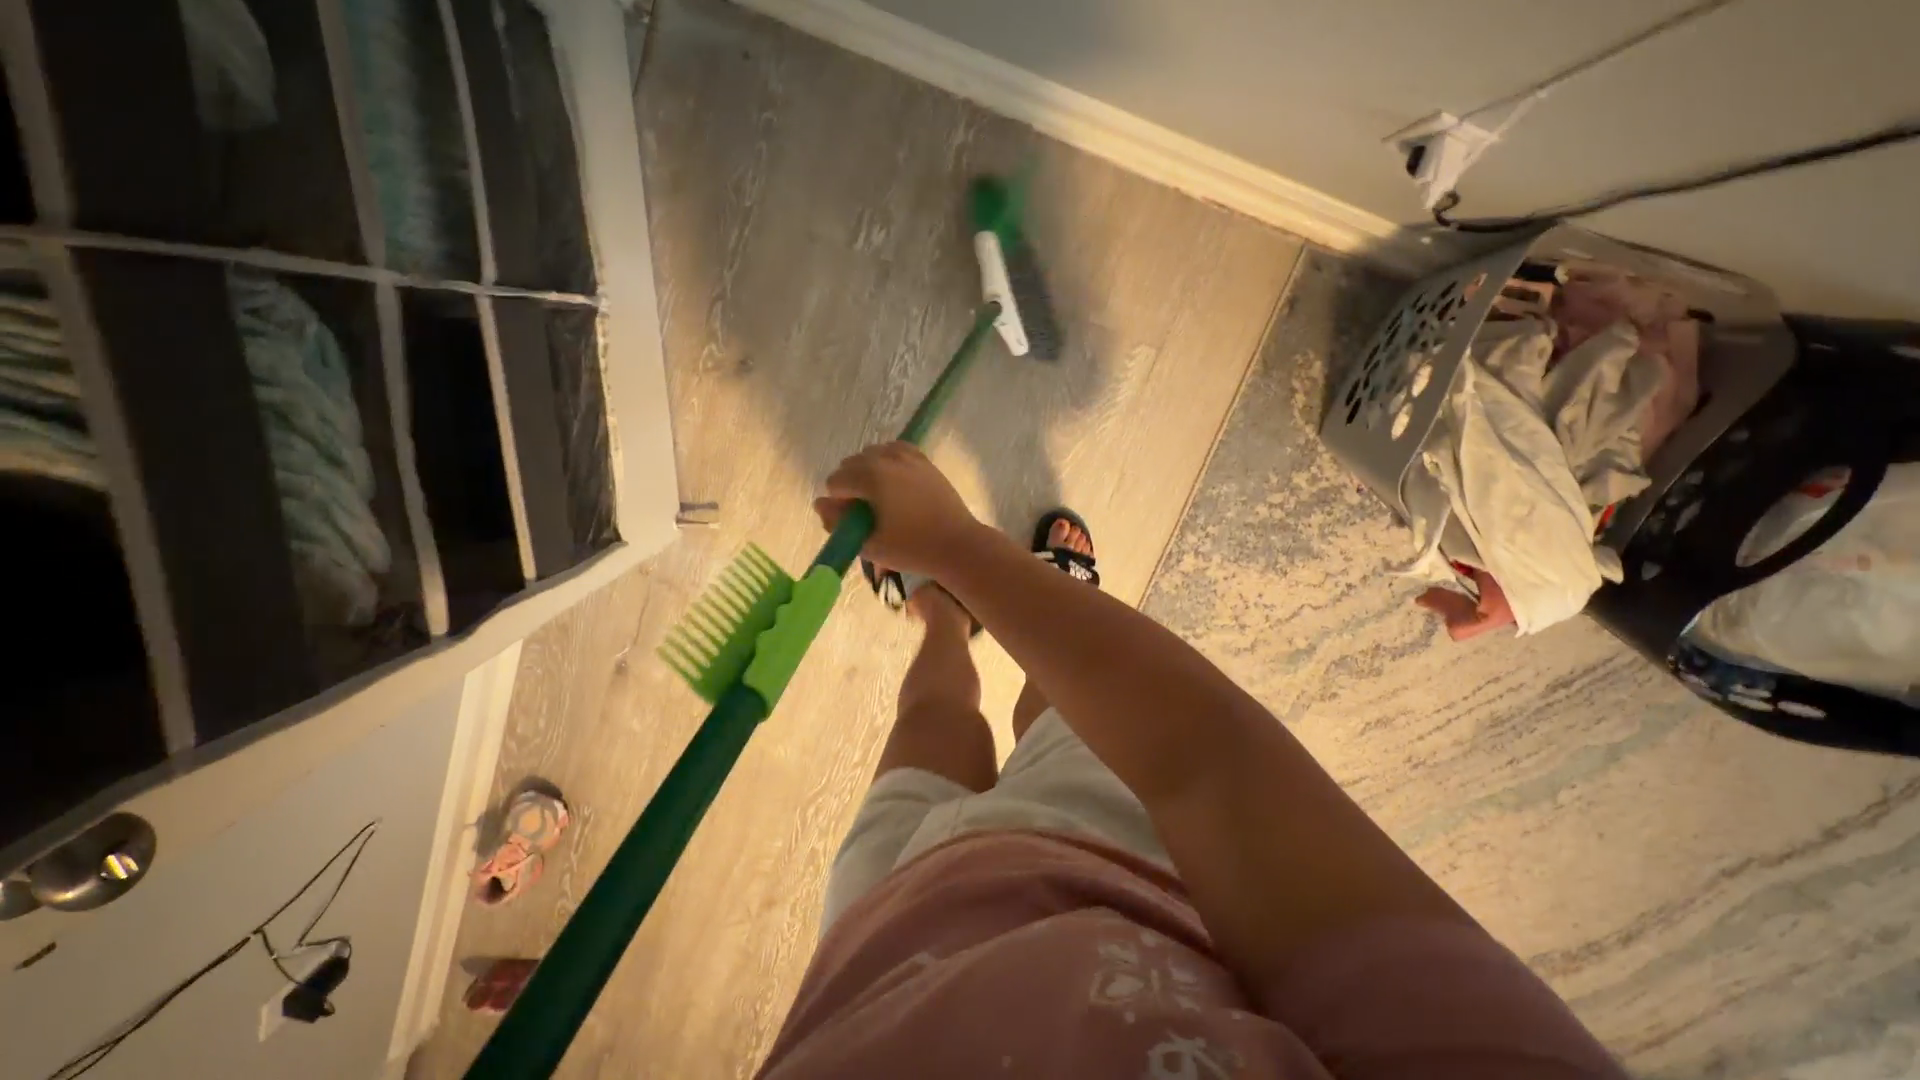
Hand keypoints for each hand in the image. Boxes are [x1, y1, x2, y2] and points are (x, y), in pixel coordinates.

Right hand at [813, 442, 982, 576]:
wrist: (956, 544)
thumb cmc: (910, 547)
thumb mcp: (868, 542)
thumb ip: (838, 522)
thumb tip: (820, 503)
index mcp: (869, 476)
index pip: (835, 482)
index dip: (839, 504)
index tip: (856, 522)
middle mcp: (886, 457)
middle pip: (851, 465)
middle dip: (851, 486)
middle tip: (867, 514)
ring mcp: (907, 455)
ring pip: (871, 455)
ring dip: (868, 473)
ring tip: (882, 501)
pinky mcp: (923, 460)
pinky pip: (893, 451)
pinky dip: (887, 463)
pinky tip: (894, 484)